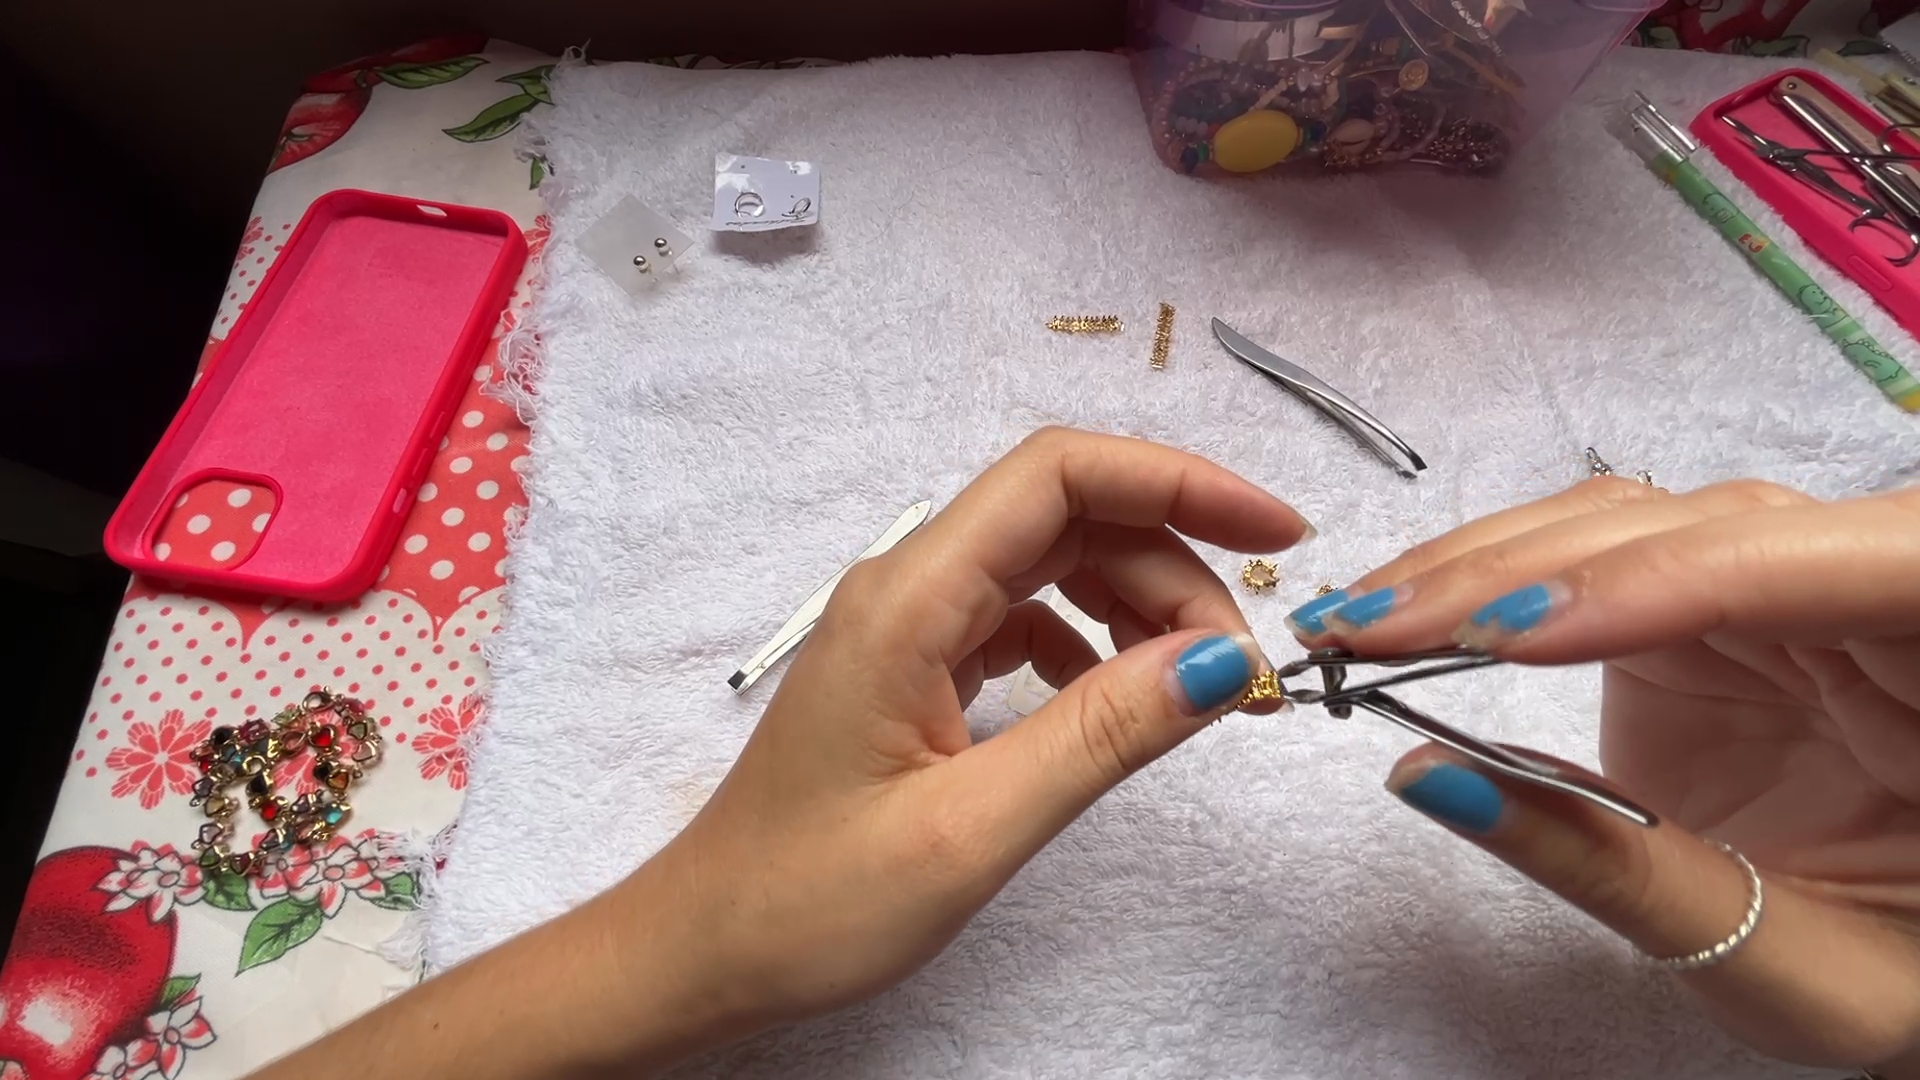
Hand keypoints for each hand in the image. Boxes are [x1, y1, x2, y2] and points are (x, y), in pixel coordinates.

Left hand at [614, 427, 1307, 1045]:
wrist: (710, 945)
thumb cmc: (812, 901)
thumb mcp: (971, 829)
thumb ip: (1099, 736)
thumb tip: (1222, 662)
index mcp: (909, 597)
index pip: (1056, 476)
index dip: (1174, 481)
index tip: (1274, 530)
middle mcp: (912, 584)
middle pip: (1068, 518)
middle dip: (1171, 566)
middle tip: (1239, 664)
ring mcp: (917, 620)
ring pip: (1055, 565)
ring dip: (1138, 605)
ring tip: (1192, 684)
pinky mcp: (925, 659)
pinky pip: (1028, 617)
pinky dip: (1091, 642)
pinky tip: (1113, 697)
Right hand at [1285, 477, 1919, 1075]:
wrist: (1916, 936)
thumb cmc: (1916, 972)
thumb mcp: (1799, 972)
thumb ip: (1615, 874)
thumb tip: (1419, 776)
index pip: (1822, 569)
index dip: (1653, 582)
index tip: (1496, 642)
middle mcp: (1870, 590)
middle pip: (1675, 525)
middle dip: (1502, 575)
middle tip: (1363, 630)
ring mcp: (1768, 584)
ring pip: (1602, 520)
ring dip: (1463, 564)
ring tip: (1350, 618)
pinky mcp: (1684, 595)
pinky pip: (1568, 553)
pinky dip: (1472, 576)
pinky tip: (1396, 607)